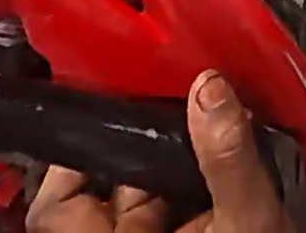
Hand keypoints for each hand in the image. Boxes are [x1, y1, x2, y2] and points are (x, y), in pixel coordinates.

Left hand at [26, 71, 291, 232]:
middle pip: (111, 191)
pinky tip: (222, 158)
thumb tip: (209, 87)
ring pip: (147, 196)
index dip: (77, 157)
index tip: (114, 109)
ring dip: (175, 162)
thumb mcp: (245, 223)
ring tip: (209, 126)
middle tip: (183, 106)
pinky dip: (194, 181)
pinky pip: (175, 208)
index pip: (60, 207)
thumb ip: (226, 156)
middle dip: (147, 148)